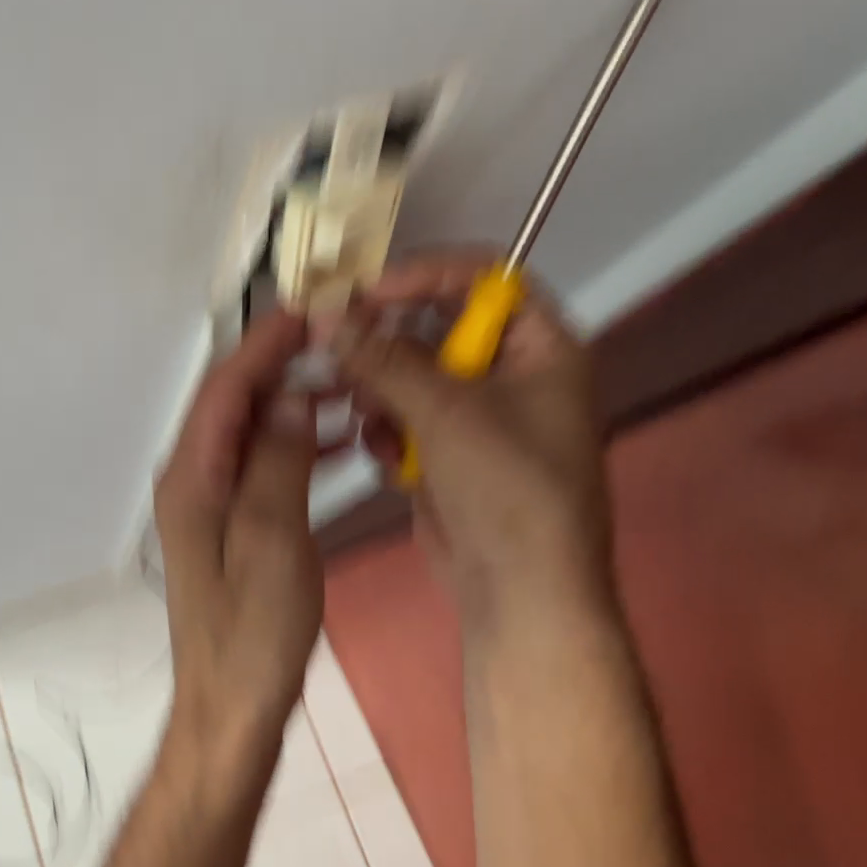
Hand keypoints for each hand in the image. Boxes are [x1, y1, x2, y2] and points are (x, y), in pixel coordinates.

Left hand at [153, 310, 321, 742]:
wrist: (230, 706)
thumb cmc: (254, 632)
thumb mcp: (273, 541)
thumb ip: (277, 462)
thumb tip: (290, 394)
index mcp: (191, 475)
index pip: (224, 388)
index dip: (264, 344)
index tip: (310, 309)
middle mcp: (190, 478)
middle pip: (231, 401)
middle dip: (278, 363)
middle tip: (336, 337)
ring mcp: (207, 501)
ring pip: (247, 430)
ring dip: (289, 401)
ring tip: (345, 380)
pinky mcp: (229, 523)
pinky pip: (259, 463)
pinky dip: (292, 443)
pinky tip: (333, 440)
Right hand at [329, 251, 611, 619]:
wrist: (519, 590)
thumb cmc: (506, 487)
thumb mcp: (445, 411)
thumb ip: (382, 357)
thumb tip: (325, 312)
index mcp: (541, 347)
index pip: (482, 278)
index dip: (424, 276)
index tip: (365, 292)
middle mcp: (510, 372)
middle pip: (435, 327)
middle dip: (385, 341)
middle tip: (335, 346)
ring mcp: (477, 414)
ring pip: (410, 373)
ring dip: (379, 389)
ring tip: (358, 407)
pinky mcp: (448, 450)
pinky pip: (404, 415)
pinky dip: (387, 428)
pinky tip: (385, 454)